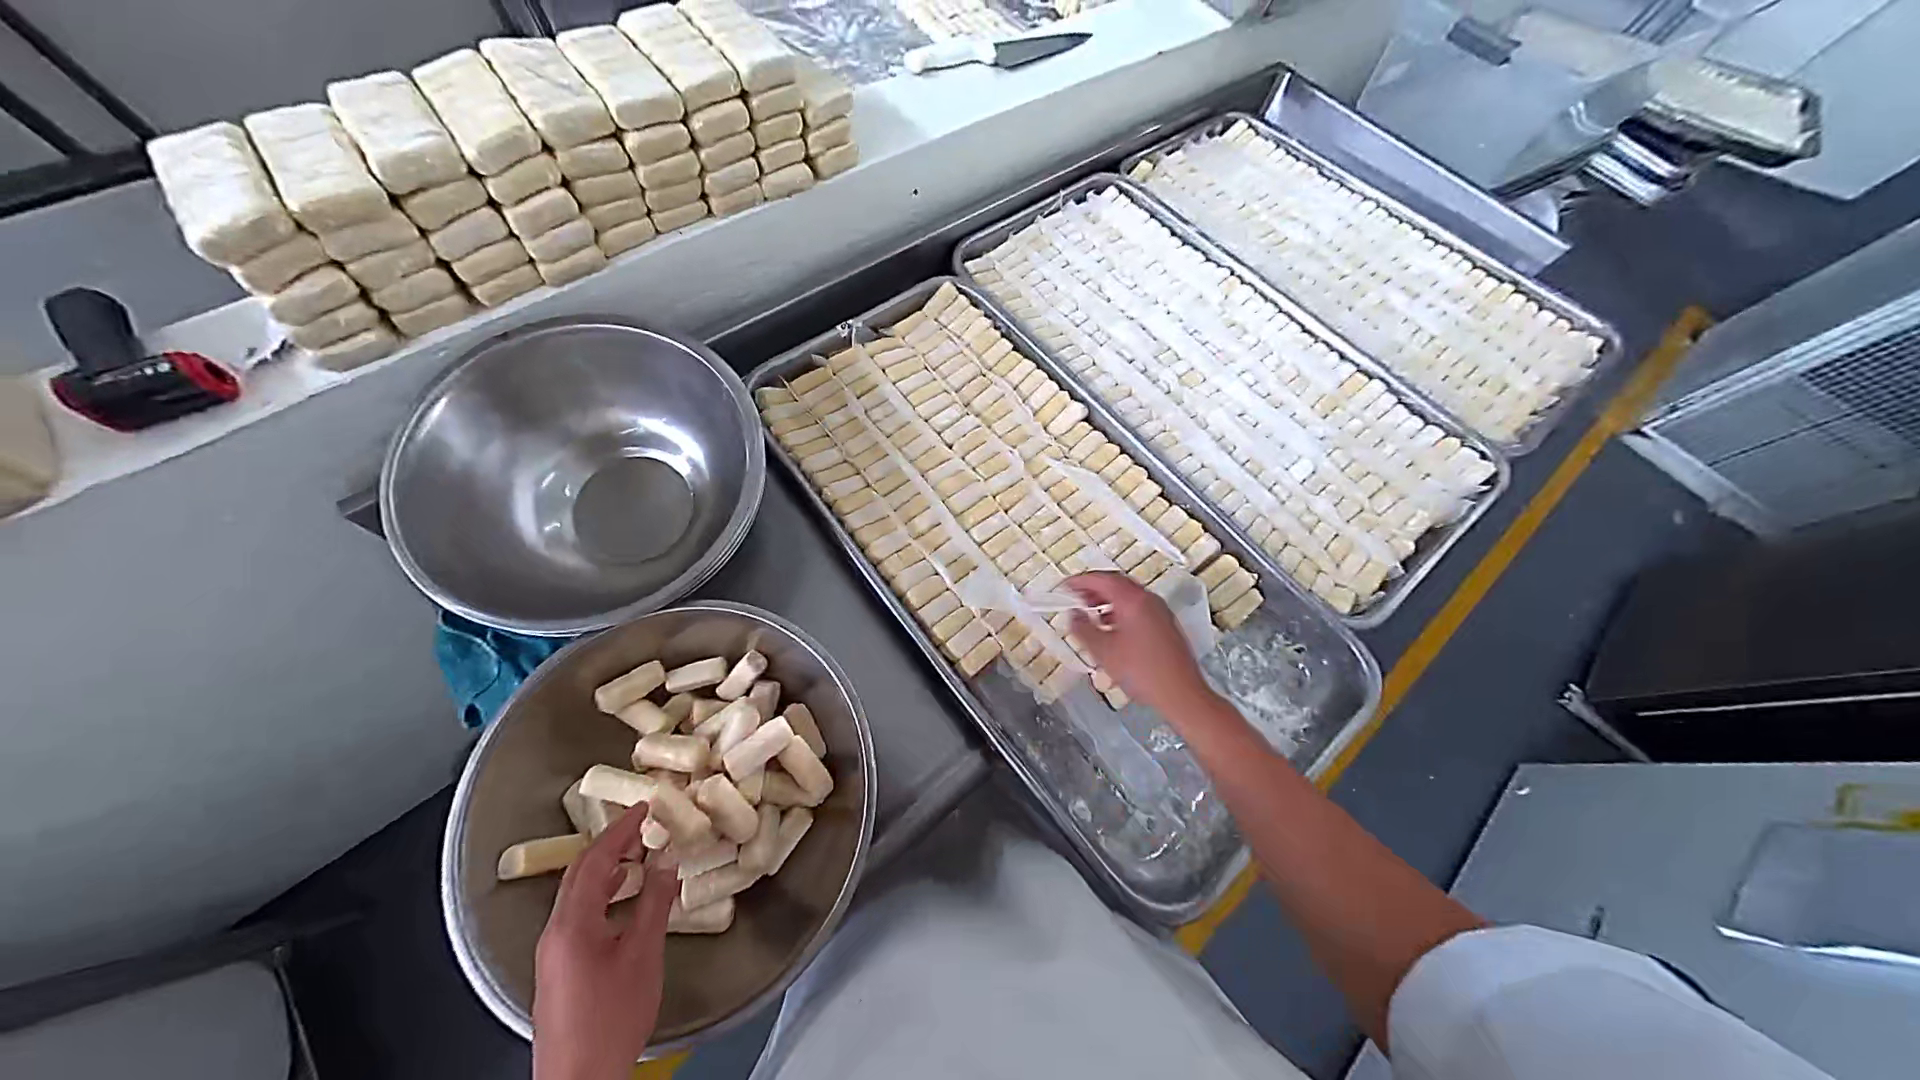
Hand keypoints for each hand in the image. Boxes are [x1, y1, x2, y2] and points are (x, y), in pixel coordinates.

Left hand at [532, 804, 676, 1079]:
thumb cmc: (612, 1018)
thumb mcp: (643, 954)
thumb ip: (654, 903)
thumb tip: (666, 862)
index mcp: (571, 924)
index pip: (595, 860)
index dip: (621, 830)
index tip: (645, 808)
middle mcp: (555, 932)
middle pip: (580, 873)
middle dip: (612, 843)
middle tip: (644, 824)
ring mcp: (554, 951)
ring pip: (579, 893)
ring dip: (609, 868)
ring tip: (642, 855)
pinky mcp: (560, 968)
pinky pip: (580, 914)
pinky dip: (605, 893)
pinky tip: (627, 896)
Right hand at [1066, 571, 1215, 713]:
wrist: (1181, 693)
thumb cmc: (1147, 673)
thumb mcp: (1103, 651)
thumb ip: (1082, 628)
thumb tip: (1073, 616)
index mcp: (1133, 601)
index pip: (1102, 578)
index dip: (1080, 581)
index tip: (1066, 586)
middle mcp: (1149, 600)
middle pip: (1116, 582)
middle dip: (1093, 588)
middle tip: (1076, 596)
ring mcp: (1160, 611)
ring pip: (1128, 595)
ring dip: (1107, 599)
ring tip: (1090, 612)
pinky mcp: (1166, 624)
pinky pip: (1139, 607)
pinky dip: (1121, 609)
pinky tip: (1111, 628)